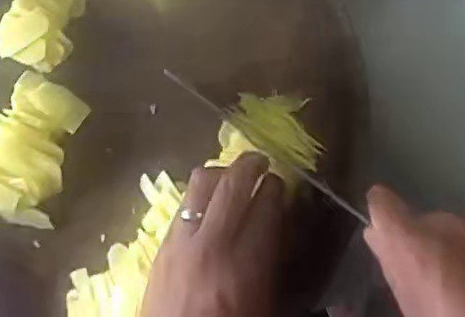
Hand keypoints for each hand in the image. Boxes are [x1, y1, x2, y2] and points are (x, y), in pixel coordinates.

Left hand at [140, 153, 285, 316]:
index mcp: (244, 270)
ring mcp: (182, 242)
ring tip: (235, 175)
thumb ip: (278, 275)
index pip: (266, 210)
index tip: (284, 184)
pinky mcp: (162, 246)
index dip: (278, 191)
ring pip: (202, 183)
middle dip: (252, 166)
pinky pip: (183, 202)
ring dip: (223, 172)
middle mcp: (212, 246)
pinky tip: (210, 201)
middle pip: (234, 185)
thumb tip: (302, 253)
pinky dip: (200, 192)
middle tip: (265, 163)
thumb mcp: (263, 313)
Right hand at [363, 185, 464, 316]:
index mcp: (417, 243)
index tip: (388, 246)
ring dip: (463, 257)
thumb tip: (381, 241)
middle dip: (429, 250)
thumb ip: (398, 275)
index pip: (381, 201)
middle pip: (426, 223)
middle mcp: (449, 223)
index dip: (382, 220)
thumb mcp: (418, 313)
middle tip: (441, 295)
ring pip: (462, 234)